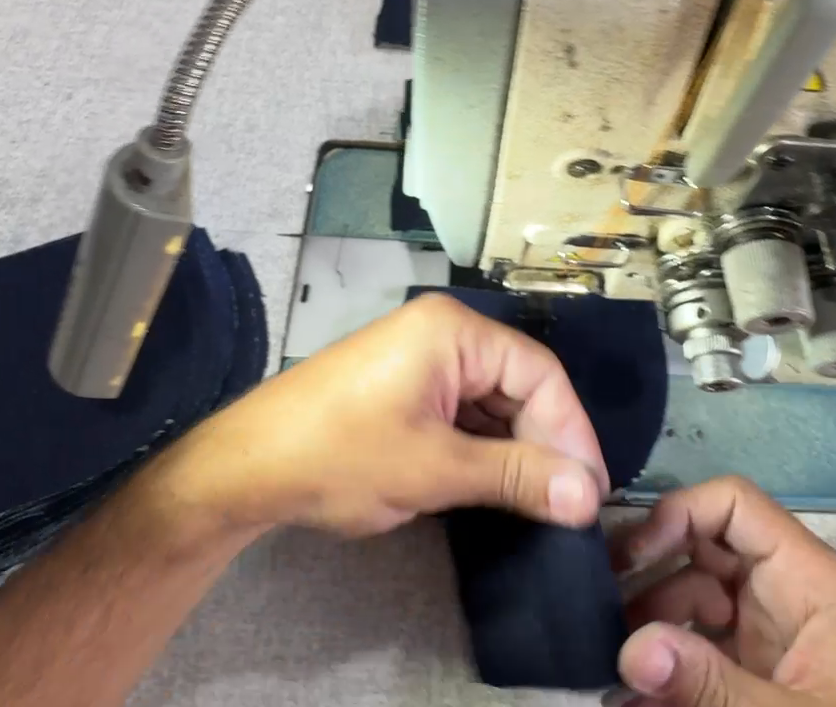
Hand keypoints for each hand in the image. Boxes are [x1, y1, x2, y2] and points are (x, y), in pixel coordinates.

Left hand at [136, 293, 609, 536]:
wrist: (246, 467)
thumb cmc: (342, 454)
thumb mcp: (436, 468)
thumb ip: (516, 476)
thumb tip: (587, 496)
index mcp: (454, 331)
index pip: (539, 373)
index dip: (570, 431)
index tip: (589, 489)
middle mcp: (443, 334)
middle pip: (519, 384)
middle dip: (543, 442)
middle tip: (566, 503)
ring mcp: (421, 360)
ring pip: (492, 402)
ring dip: (514, 449)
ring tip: (538, 501)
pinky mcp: (405, 388)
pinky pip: (463, 412)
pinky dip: (482, 448)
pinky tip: (497, 485)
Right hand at [611, 477, 835, 706]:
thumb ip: (709, 685)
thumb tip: (628, 650)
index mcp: (809, 580)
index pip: (733, 504)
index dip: (677, 515)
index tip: (628, 560)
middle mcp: (786, 596)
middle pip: (703, 553)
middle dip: (649, 580)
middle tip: (597, 616)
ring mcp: (773, 640)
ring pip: (694, 607)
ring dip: (650, 635)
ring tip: (610, 676)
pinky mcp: (761, 681)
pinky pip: (704, 656)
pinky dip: (669, 674)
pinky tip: (631, 701)